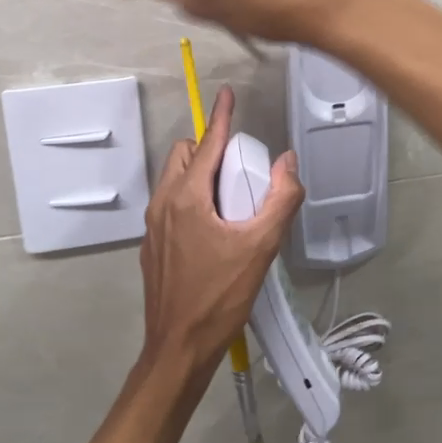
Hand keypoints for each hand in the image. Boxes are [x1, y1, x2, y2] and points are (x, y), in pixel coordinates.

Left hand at [140, 84, 304, 369]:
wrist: (178, 350)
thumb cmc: (219, 296)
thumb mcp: (261, 246)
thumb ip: (281, 198)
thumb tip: (288, 161)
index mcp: (186, 198)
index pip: (208, 143)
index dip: (221, 115)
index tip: (227, 92)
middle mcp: (163, 204)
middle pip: (185, 155)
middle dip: (211, 149)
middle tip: (241, 170)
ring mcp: (153, 227)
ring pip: (175, 179)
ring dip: (201, 174)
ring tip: (231, 200)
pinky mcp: (153, 247)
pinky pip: (172, 204)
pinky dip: (192, 198)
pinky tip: (216, 229)